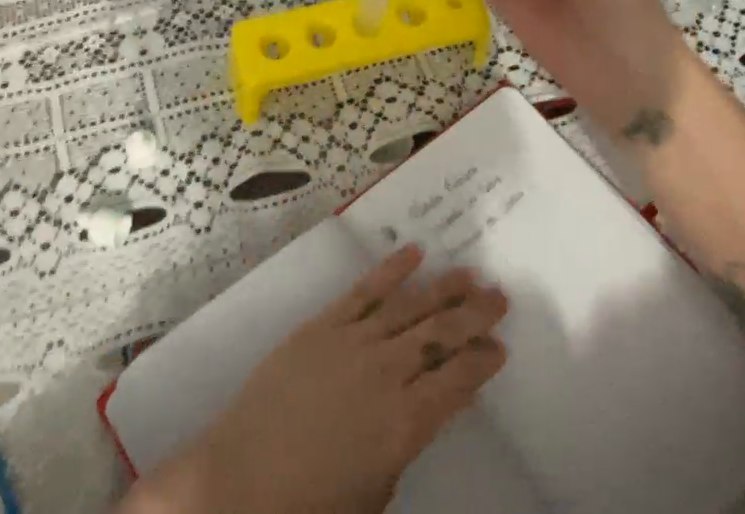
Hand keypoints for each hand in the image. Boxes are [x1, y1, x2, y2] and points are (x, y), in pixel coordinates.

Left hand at [122, 246, 508, 513]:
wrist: (244, 479)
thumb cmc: (315, 499)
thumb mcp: (379, 484)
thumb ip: (407, 438)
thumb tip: (426, 405)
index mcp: (407, 421)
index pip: (460, 380)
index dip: (484, 360)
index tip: (500, 346)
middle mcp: (387, 373)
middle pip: (441, 335)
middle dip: (475, 315)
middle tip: (500, 297)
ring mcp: (352, 343)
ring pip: (408, 307)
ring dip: (442, 289)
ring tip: (468, 274)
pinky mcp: (320, 327)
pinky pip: (363, 292)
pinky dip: (390, 271)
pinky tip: (413, 255)